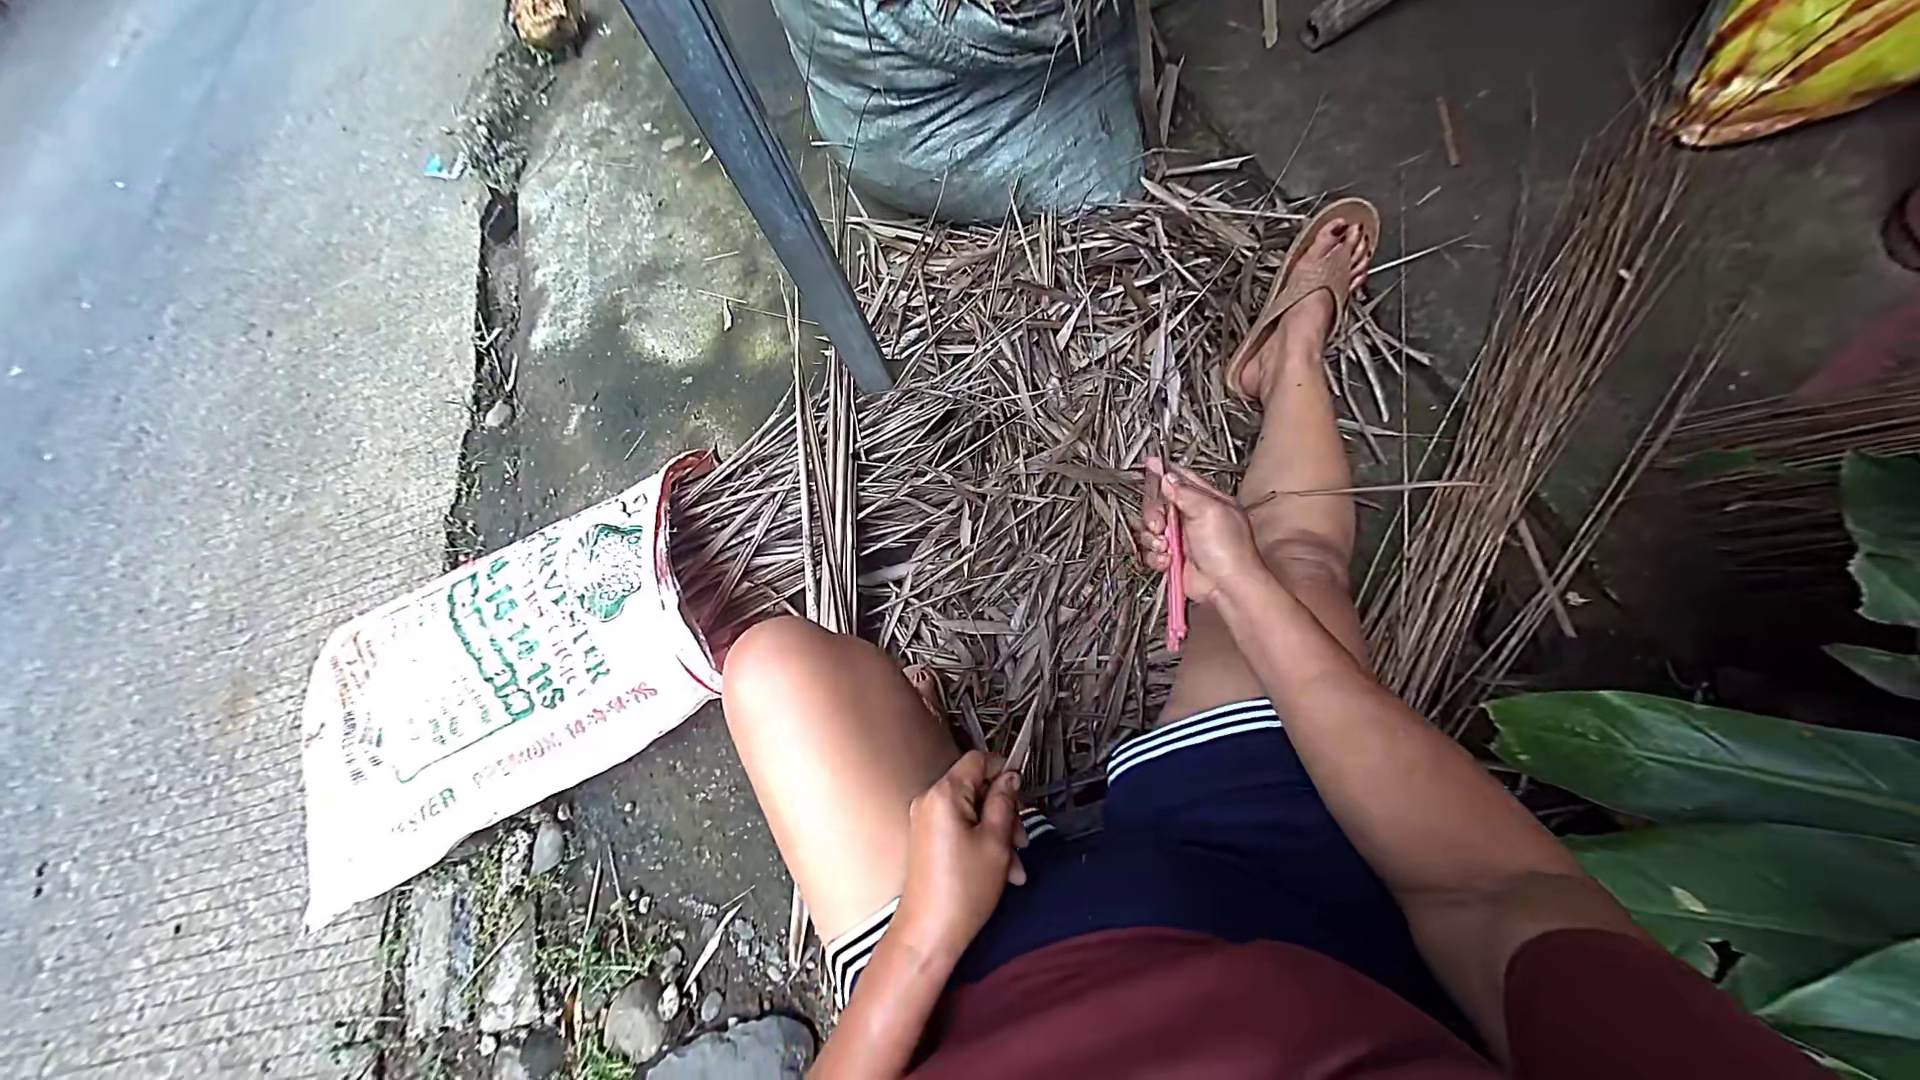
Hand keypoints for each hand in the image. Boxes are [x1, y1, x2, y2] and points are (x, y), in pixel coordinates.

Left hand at [894, 751, 1024, 961]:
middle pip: (977, 787)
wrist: (928, 935)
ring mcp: (926, 820)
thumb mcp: (996, 841)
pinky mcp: (927, 839)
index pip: (977, 759)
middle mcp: (930, 801)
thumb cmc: (960, 893)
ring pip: (972, 810)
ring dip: (997, 832)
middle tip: (1020, 838)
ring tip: (1012, 864)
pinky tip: (999, 870)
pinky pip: (961, 827)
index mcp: (944, 794)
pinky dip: (981, 841)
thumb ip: (1005, 802)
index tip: (1020, 790)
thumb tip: (1010, 777)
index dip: (1002, 770)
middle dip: (1003, 811)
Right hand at [1134, 460, 1271, 605]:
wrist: (1226, 586)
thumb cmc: (1229, 551)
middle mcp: (1192, 517)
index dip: (1163, 473)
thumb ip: (1184, 491)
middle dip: (1153, 514)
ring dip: (1153, 539)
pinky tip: (1168, 559)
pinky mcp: (1172, 557)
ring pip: (1149, 529)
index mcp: (1206, 500)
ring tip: (1166, 546)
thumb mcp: (1209, 510)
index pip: (1179, 479)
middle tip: (1161, 524)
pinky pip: (1150, 551)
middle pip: (1158, 504)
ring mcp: (1181, 538)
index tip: (1149, 465)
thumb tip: (1166, 476)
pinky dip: (1155, 556)